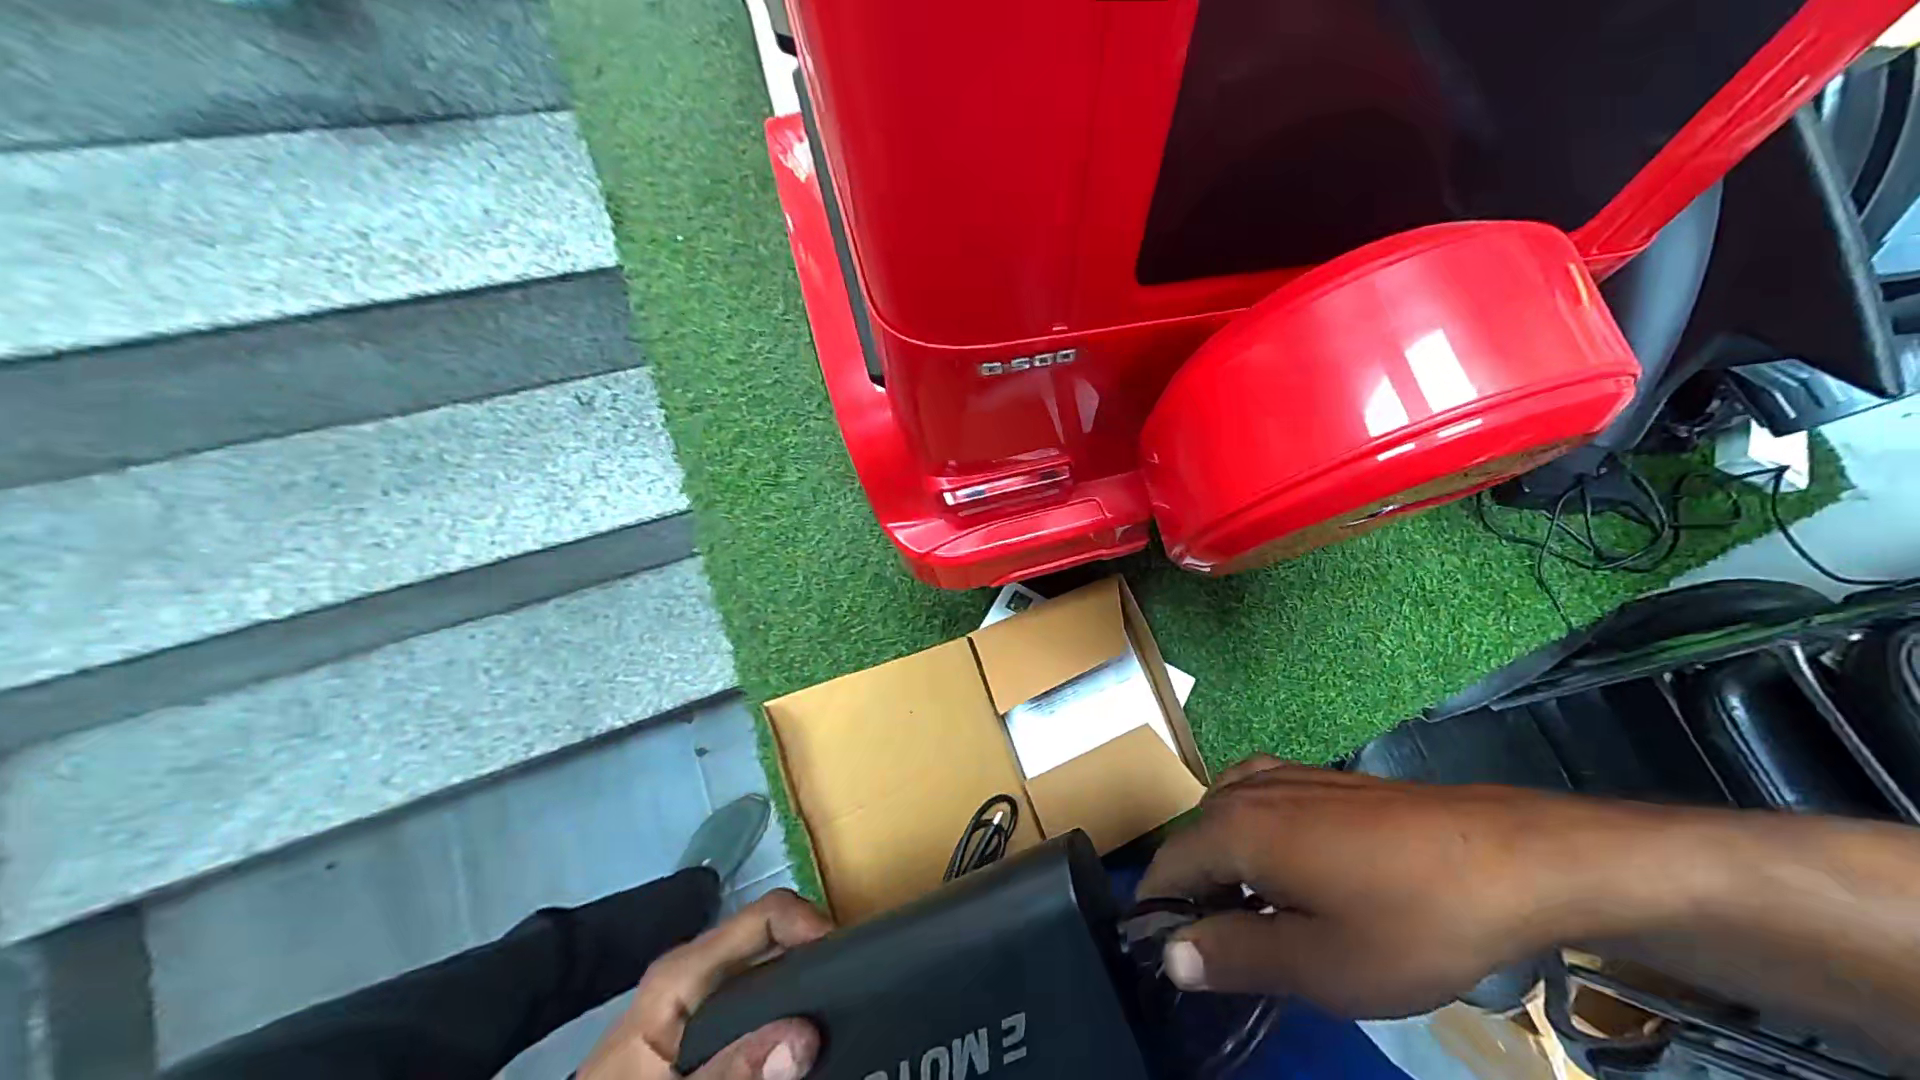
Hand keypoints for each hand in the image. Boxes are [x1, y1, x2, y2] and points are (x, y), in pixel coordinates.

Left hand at [579, 889, 833, 1079]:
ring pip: (772, 970)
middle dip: (815, 961)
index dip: (813, 927)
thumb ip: (734, 1070)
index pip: (767, 913)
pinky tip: (802, 1042)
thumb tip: (805, 1033)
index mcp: (684, 970)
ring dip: (805, 992)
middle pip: (776, 937)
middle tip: (850, 1000)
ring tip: (836, 1020)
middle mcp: (698, 969)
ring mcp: (703, 995)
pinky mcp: (708, 1024)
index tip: (847, 965)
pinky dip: (787, 1014)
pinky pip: (761, 1001)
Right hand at [1139, 757, 1696, 1017]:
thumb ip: (1234, 956)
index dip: (1164, 918)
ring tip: (1266, 915)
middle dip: (1199, 895)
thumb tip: (1170, 957)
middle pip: (1193, 843)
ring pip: (1223, 821)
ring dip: (1227, 866)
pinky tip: (1291, 863)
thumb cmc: (1409, 920)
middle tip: (1240, 953)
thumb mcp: (1320, 964)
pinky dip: (1253, 834)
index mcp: (1231, 828)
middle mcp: (1243, 789)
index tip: (1189, 964)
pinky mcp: (1315, 775)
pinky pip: (1256, 800)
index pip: (1165, 869)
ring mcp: (1280, 774)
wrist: (1511, 859)